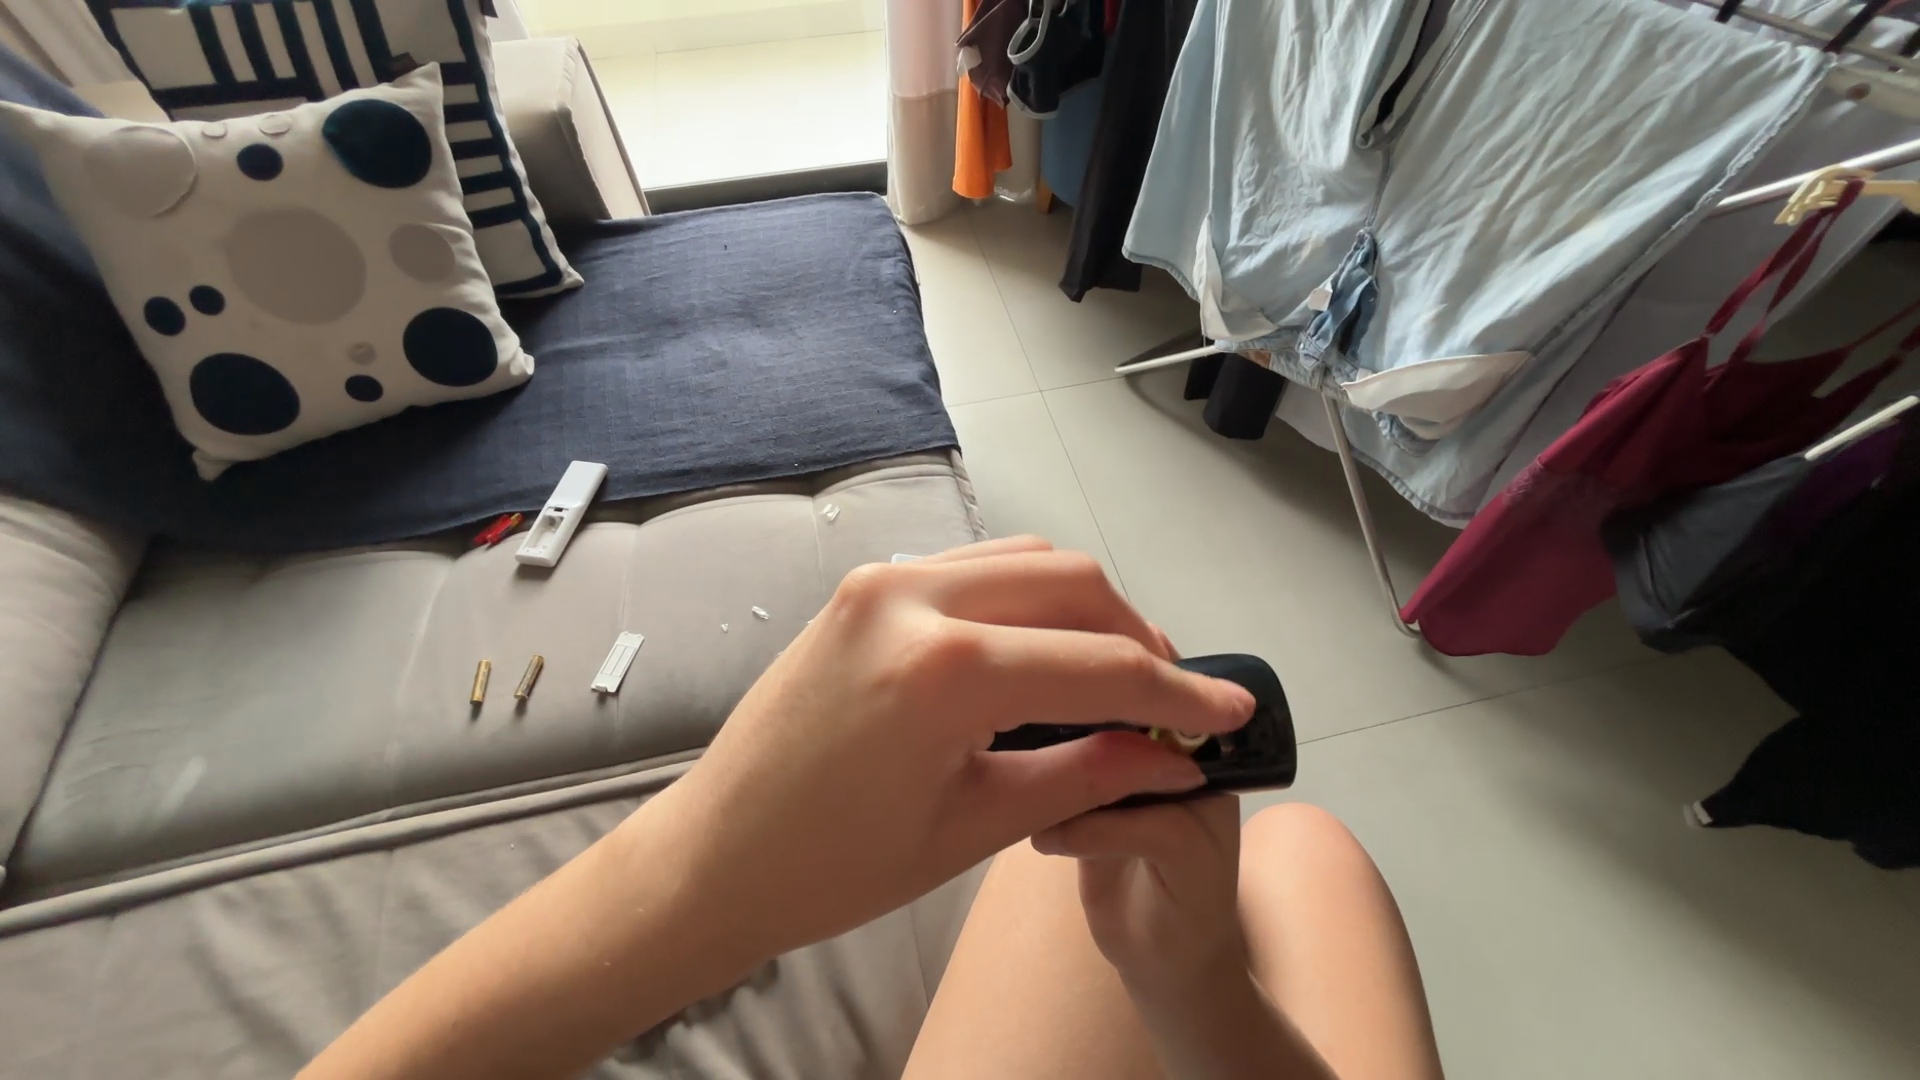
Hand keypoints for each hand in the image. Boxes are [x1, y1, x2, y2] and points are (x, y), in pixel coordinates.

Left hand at [641, 537, 1256, 966]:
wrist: (716, 853)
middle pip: (1072, 581)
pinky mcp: (866, 584)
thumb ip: (1087, 771)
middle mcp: (912, 596)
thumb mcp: (976, 826)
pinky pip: (974, 566)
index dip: (1177, 693)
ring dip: (1084, 606)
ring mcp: (883, 579)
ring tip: (1111, 668)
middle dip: (1135, 635)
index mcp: (942, 670)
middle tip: (1167, 693)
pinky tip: (1041, 646)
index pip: (1096, 666)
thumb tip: (1169, 751)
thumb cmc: (834, 866)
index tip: (1225, 712)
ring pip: (1025, 559)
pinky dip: (1027, 596)